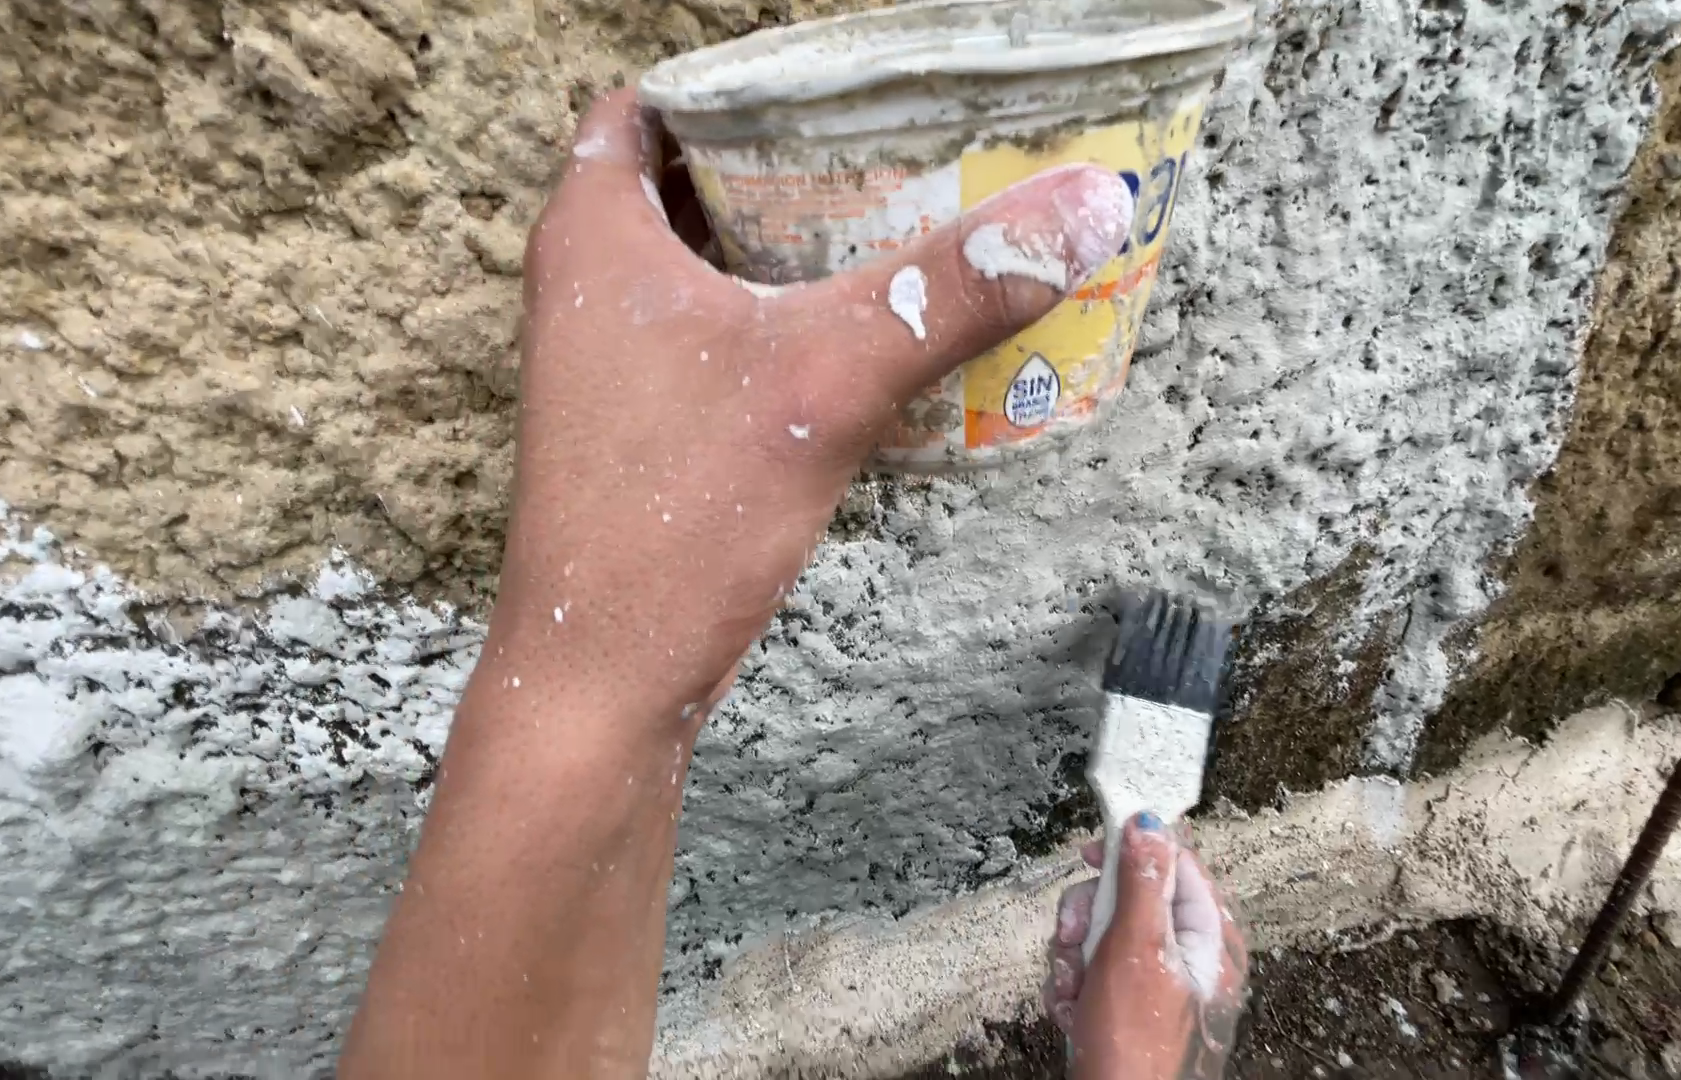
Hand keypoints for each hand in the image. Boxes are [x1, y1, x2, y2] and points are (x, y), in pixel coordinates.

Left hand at [483, 88, 1136, 732]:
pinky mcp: (657, 426)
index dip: (746, 88)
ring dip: (797, 253)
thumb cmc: (678, 519)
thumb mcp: (826, 382)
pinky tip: (864, 342)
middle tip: (895, 160)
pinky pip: (729, 344)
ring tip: (898, 238)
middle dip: (792, 168)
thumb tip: (1086, 207)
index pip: (660, 104)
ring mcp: (622, 364)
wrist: (611, 671)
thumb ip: (950, 291)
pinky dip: (790, 328)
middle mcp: (593, 288)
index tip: (838, 96)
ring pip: (717, 271)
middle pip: (700, 185)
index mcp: (595, 233)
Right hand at [1043, 814, 1249, 1079]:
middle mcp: (1186, 955)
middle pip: (1128, 894)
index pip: (1175, 862)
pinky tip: (1072, 1005)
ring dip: (1074, 951)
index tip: (1091, 851)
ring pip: (1101, 926)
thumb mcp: (1136, 947)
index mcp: (1208, 940)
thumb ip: (1143, 880)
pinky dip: (1073, 978)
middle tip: (1073, 934)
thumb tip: (1148, 821)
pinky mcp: (1126, 997)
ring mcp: (1154, 977)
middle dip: (1088, 914)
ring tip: (1072, 984)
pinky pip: (1090, 961)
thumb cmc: (1135, 1041)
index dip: (1133, 848)